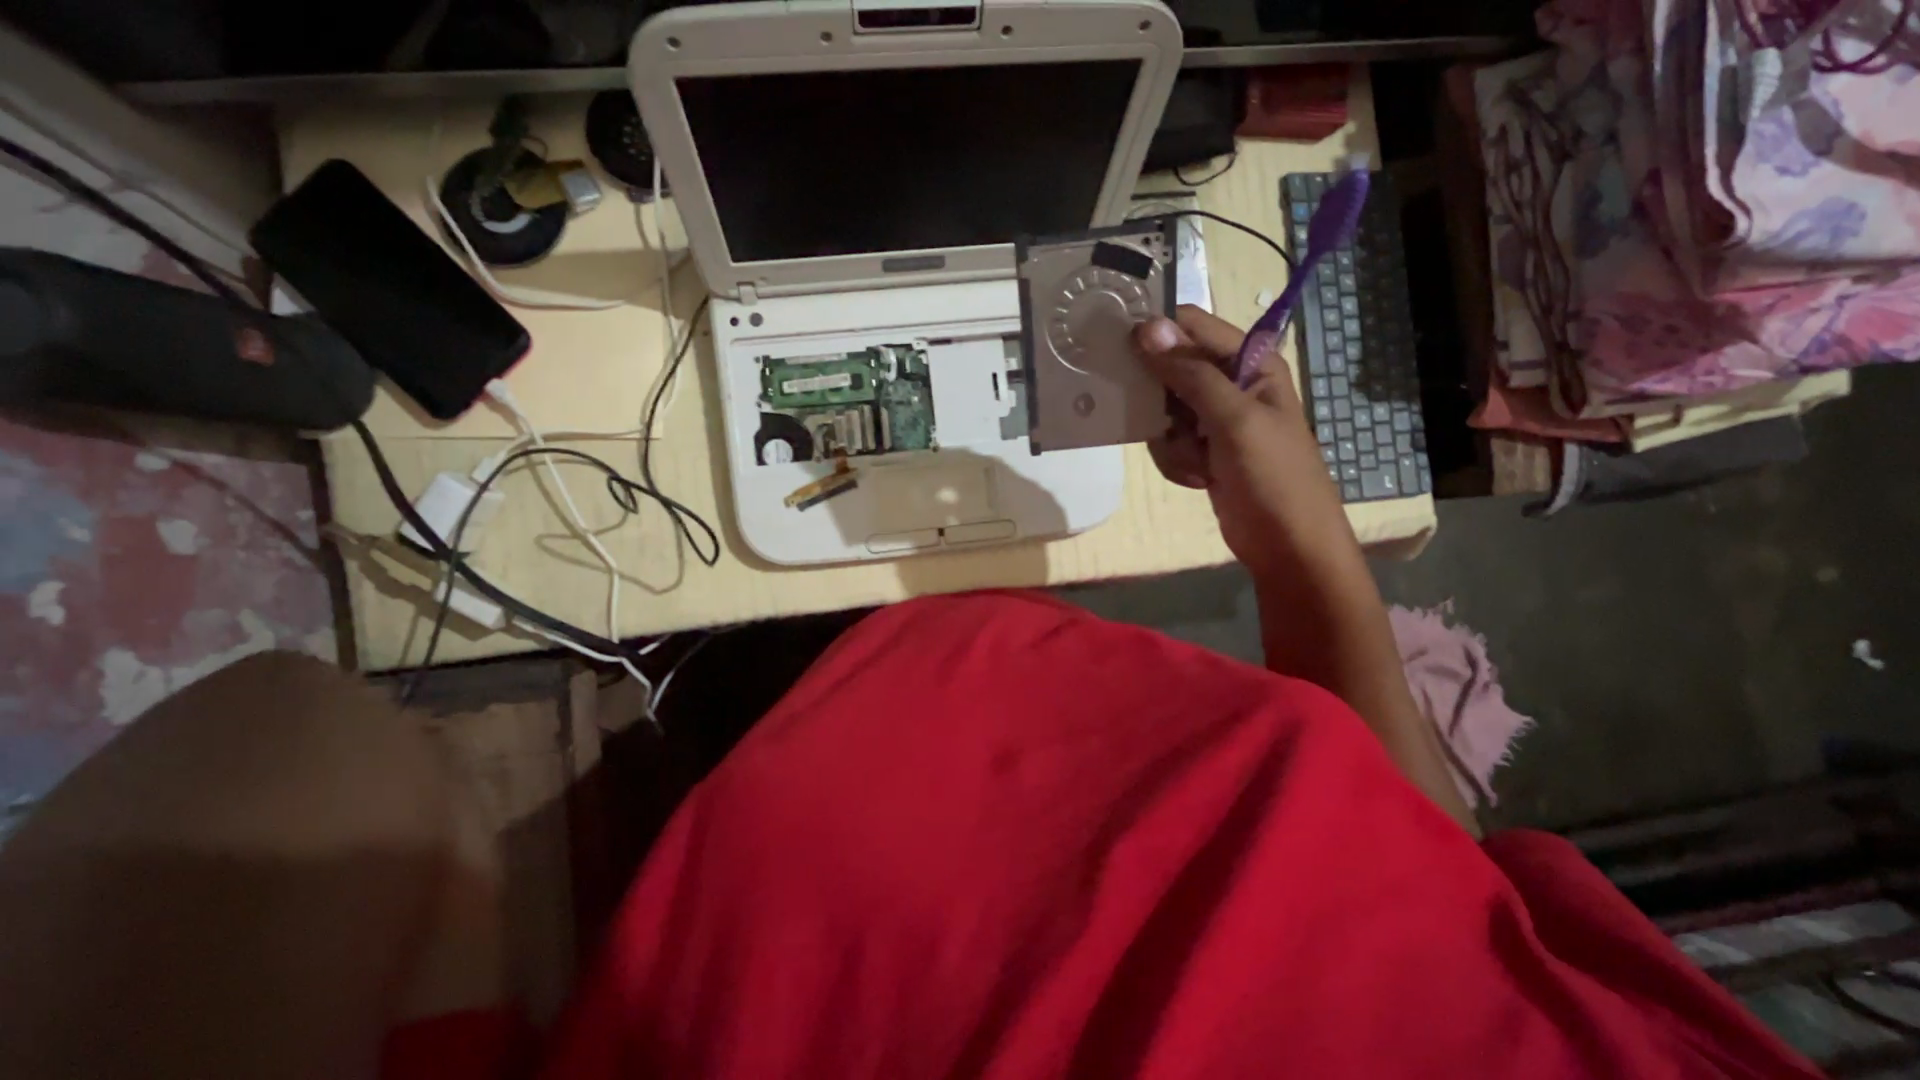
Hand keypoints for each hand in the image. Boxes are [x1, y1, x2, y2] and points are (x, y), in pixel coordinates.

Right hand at [1135, 306, 1359, 579]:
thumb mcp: (1234, 418)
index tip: (1119, 348)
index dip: (1157, 332)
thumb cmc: (1272, 475)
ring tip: (1196, 461)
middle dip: (1159, 397)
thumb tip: (1147, 326)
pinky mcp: (1202, 450)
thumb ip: (1190, 372)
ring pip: (1162, 409)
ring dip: (1171, 438)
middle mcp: (1231, 382)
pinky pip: (1167, 441)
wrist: (1287, 544)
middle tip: (1161, 420)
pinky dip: (1176, 460)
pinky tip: (1198, 479)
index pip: (1192, 326)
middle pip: (1170, 367)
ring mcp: (1214, 419)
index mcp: (1251, 361)